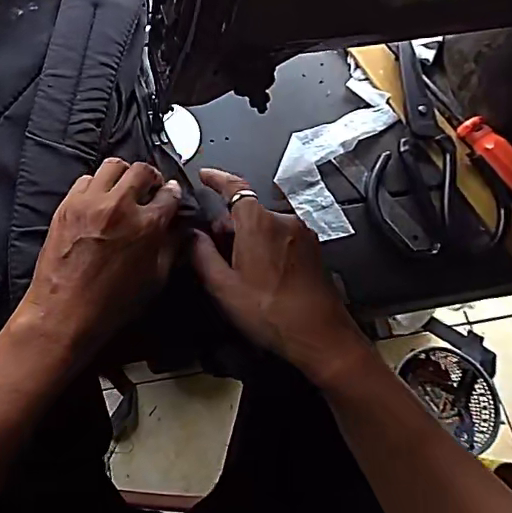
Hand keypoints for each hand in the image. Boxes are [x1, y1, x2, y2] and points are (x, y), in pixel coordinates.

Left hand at [14, 158, 182, 356]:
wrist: (64, 312)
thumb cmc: (110, 304)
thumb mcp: (155, 279)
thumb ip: (172, 248)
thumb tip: (181, 231)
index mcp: (147, 225)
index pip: (169, 193)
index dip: (173, 194)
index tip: (171, 196)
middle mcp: (119, 207)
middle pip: (142, 170)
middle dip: (151, 177)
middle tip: (150, 187)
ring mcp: (89, 203)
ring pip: (112, 166)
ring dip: (123, 175)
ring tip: (124, 188)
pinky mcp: (66, 206)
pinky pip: (85, 179)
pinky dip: (96, 185)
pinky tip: (99, 200)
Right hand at [187, 168, 373, 383]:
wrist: (319, 336)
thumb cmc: (273, 314)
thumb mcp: (223, 287)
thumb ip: (202, 255)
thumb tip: (192, 237)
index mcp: (258, 224)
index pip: (234, 187)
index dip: (216, 179)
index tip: (206, 176)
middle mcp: (283, 221)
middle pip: (248, 211)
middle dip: (229, 227)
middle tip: (215, 253)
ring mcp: (301, 234)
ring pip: (265, 226)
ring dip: (249, 240)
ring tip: (242, 275)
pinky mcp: (312, 249)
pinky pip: (281, 238)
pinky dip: (267, 248)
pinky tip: (262, 278)